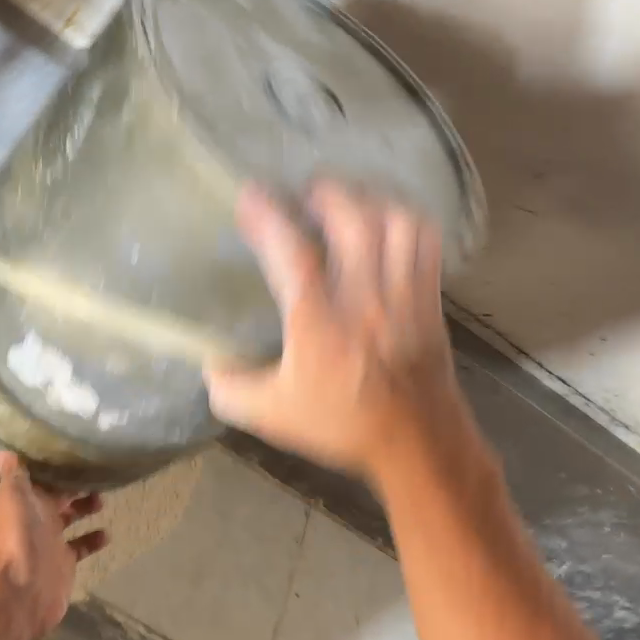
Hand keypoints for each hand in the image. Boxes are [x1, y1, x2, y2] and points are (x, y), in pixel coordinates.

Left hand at [0, 452, 106, 637]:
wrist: (25, 586)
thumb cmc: (19, 534)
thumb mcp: (14, 495)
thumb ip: (13, 474)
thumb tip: (3, 451)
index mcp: (26, 499)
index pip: (41, 477)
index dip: (55, 466)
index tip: (73, 452)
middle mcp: (38, 516)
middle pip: (58, 496)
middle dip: (74, 486)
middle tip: (96, 474)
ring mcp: (52, 540)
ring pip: (71, 518)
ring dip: (85, 508)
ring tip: (102, 500)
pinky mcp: (65, 561)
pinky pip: (82, 546)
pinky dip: (93, 539)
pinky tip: (106, 534)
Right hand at [205, 182, 462, 475]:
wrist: (420, 445)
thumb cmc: (341, 425)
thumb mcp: (270, 416)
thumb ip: (231, 390)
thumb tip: (210, 362)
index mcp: (320, 324)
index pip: (293, 254)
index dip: (269, 218)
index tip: (249, 195)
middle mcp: (364, 299)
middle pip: (354, 221)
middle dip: (325, 194)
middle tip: (302, 194)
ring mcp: (403, 295)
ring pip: (395, 223)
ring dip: (367, 201)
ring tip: (343, 202)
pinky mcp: (429, 298)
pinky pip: (424, 241)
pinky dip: (403, 218)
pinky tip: (382, 221)